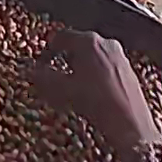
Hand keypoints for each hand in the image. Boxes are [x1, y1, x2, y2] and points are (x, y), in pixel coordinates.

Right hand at [32, 29, 161, 151]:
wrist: (131, 125)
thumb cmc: (97, 103)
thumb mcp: (65, 91)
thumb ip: (44, 78)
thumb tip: (30, 71)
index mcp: (88, 42)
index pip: (61, 37)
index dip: (47, 50)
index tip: (41, 63)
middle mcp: (105, 42)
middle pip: (78, 44)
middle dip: (63, 58)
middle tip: (54, 76)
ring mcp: (120, 55)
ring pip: (92, 55)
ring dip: (79, 66)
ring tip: (72, 86)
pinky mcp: (128, 68)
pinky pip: (105, 64)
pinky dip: (94, 73)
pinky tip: (91, 91)